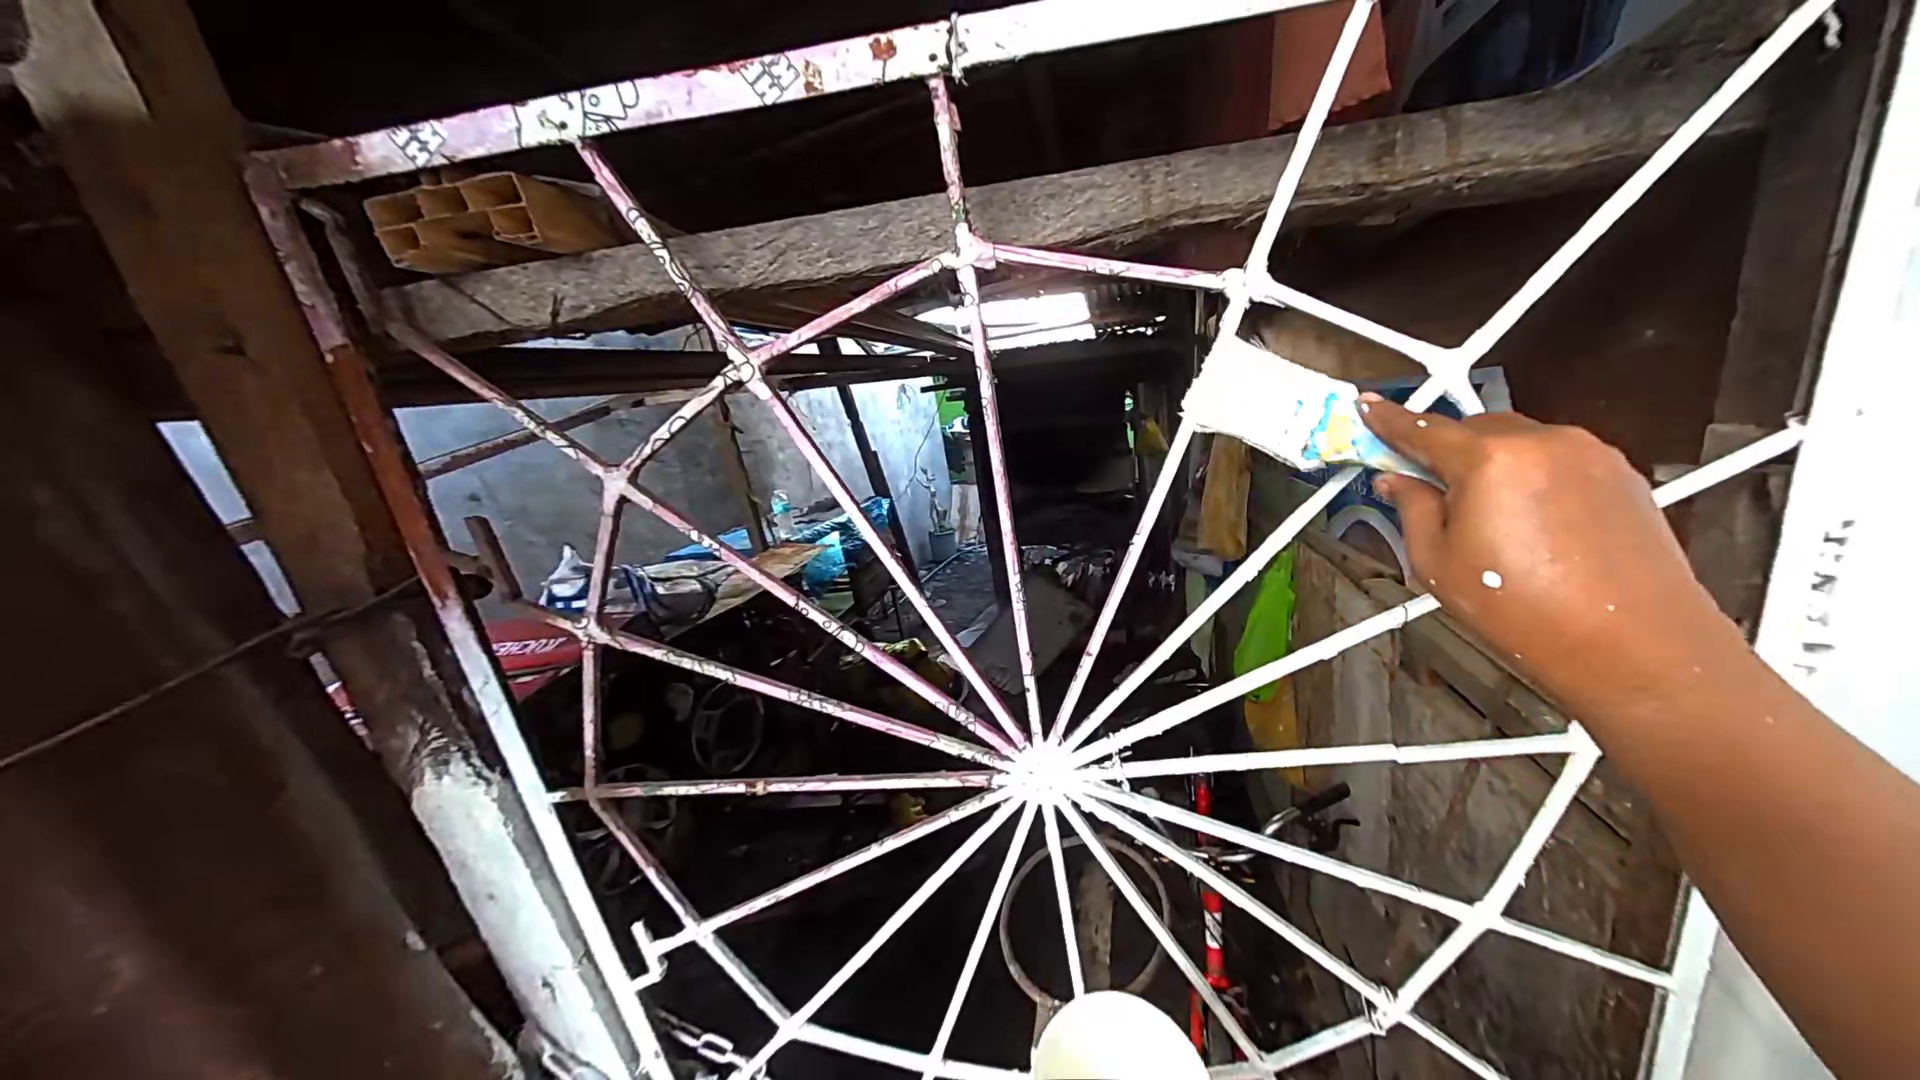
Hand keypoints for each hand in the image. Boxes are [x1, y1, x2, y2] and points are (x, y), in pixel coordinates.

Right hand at [1357, 394, 1745, 723]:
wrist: (1632, 645)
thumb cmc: (1531, 611)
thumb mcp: (1436, 561)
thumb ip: (1411, 507)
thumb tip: (1398, 483)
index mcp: (1491, 461)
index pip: (1422, 428)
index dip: (1386, 419)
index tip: (1368, 408)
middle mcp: (1544, 444)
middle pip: (1471, 428)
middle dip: (1440, 451)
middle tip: (1415, 483)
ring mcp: (1588, 454)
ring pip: (1513, 442)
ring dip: (1484, 464)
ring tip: (1475, 518)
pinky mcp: (1618, 473)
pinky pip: (1551, 458)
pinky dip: (1524, 475)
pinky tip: (1518, 521)